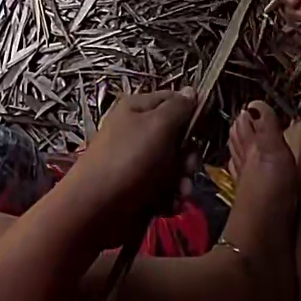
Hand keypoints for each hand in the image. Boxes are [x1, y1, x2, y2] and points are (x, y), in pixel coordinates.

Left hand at [56, 89, 194, 243]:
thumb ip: (179, 107)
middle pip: (178, 137)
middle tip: (187, 167)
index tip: (204, 128)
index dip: (191, 113)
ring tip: (179, 192)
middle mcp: (138, 133)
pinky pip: (165, 189)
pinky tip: (169, 205)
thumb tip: (192, 91)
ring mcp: (138, 163)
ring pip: (175, 166)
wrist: (96, 210)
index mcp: (138, 110)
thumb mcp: (158, 125)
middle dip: (188, 155)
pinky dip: (170, 197)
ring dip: (182, 180)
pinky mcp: (139, 189)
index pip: (173, 100)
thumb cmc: (129, 159)